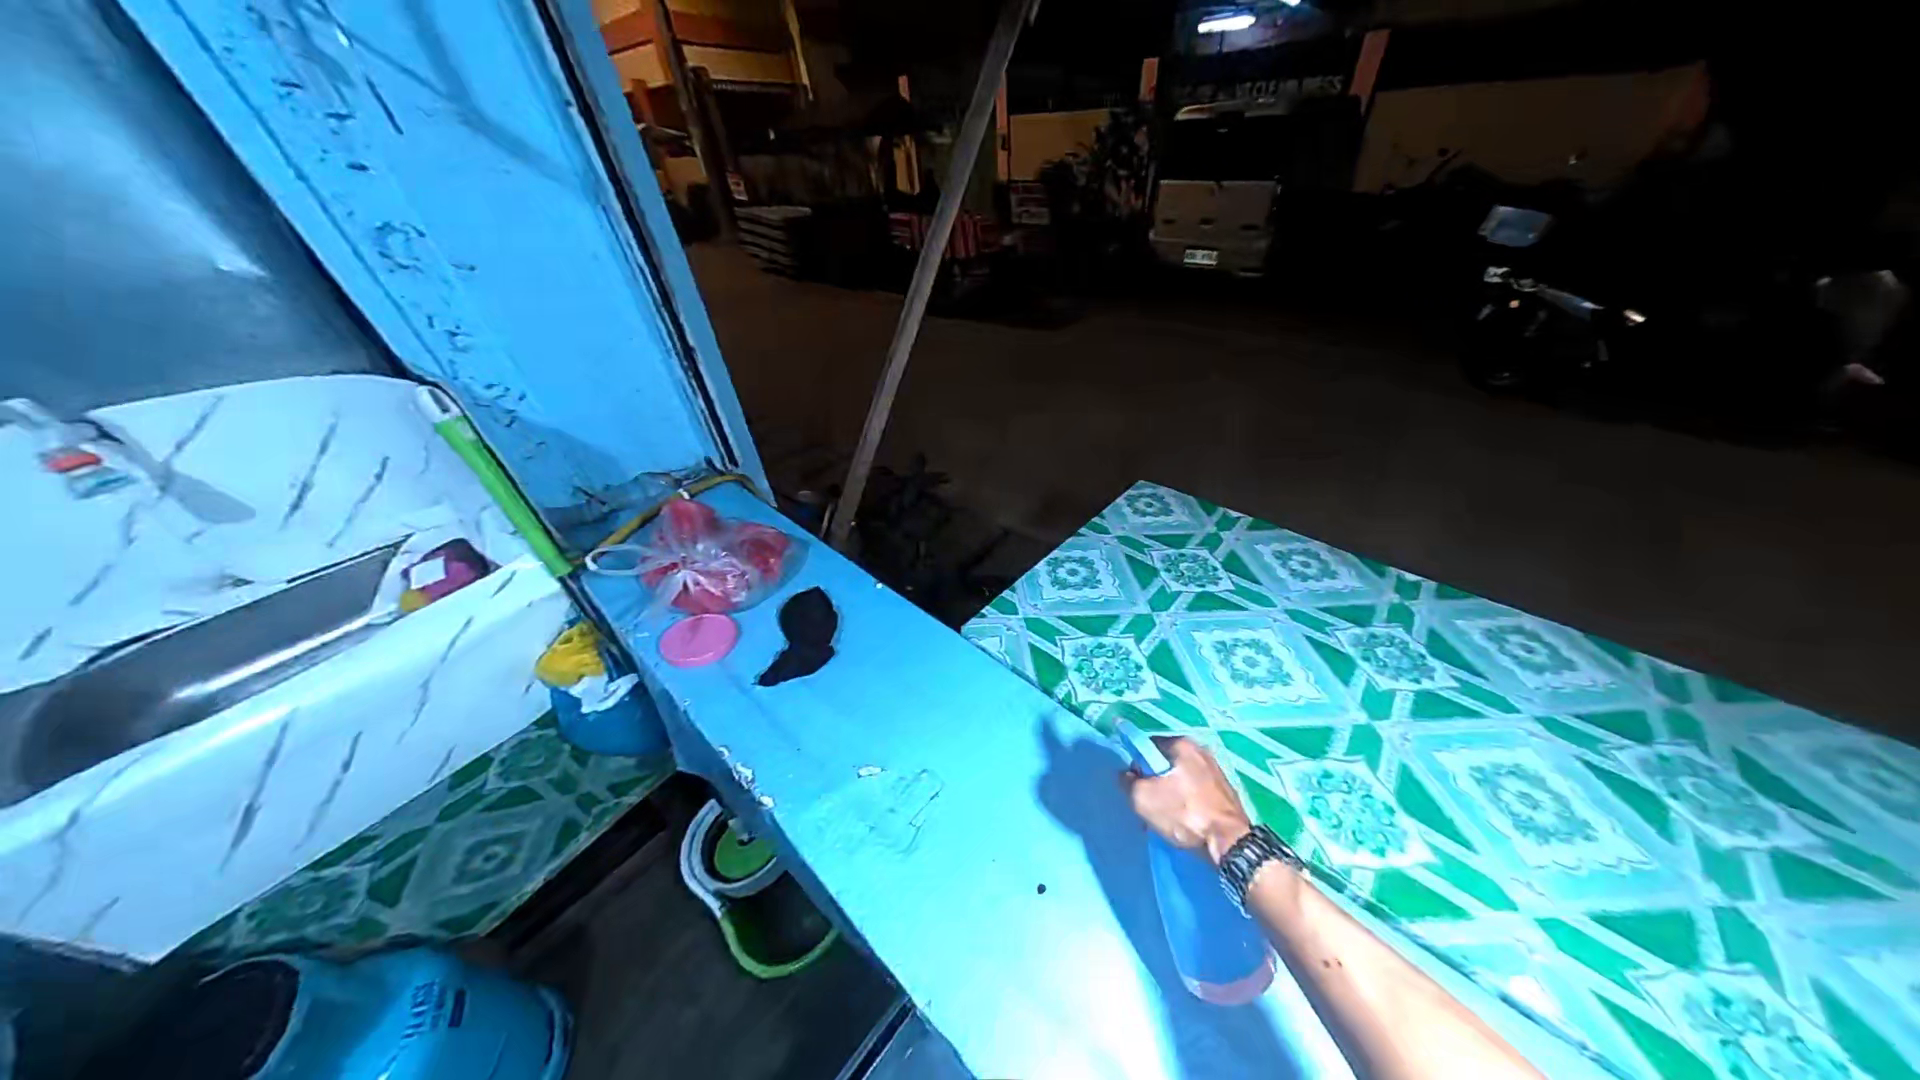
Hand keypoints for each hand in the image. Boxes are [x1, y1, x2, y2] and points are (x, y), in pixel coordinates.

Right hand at [1121, 736, 1252, 865]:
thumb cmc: (1185, 814)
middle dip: (1154, 784)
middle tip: (1150, 807)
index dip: (1136, 766)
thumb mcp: (1143, 798)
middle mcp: (1201, 751)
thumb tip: (1126, 775)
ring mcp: (1216, 772)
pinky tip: (1184, 823)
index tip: (1136, 788)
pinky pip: (1196, 792)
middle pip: (1165, 764)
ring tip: (1167, 820)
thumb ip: (1127, 782)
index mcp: (1183, 744)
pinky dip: (1187, 804)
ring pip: (1180, 780)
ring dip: (1169, 796)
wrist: (1231, 844)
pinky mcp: (1225, 792)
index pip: (1148, 747)